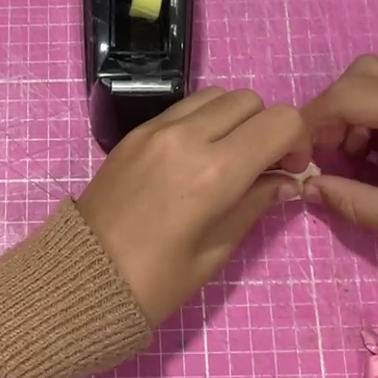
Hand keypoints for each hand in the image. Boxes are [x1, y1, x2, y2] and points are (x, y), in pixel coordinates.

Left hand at [78, 88, 310, 320]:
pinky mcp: (134, 133)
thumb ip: (255, 204)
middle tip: (262, 166)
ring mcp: (155, 130)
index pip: (280, 121)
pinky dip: (203, 121)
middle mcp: (186, 137)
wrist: (80, 279)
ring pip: (216, 95)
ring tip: (228, 159)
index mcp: (214, 172)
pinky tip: (197, 158)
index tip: (289, 171)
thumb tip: (285, 179)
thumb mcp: (216, 252)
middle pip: (249, 100)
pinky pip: (183, 108)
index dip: (297, 142)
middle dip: (266, 128)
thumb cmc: (155, 282)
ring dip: (234, 119)